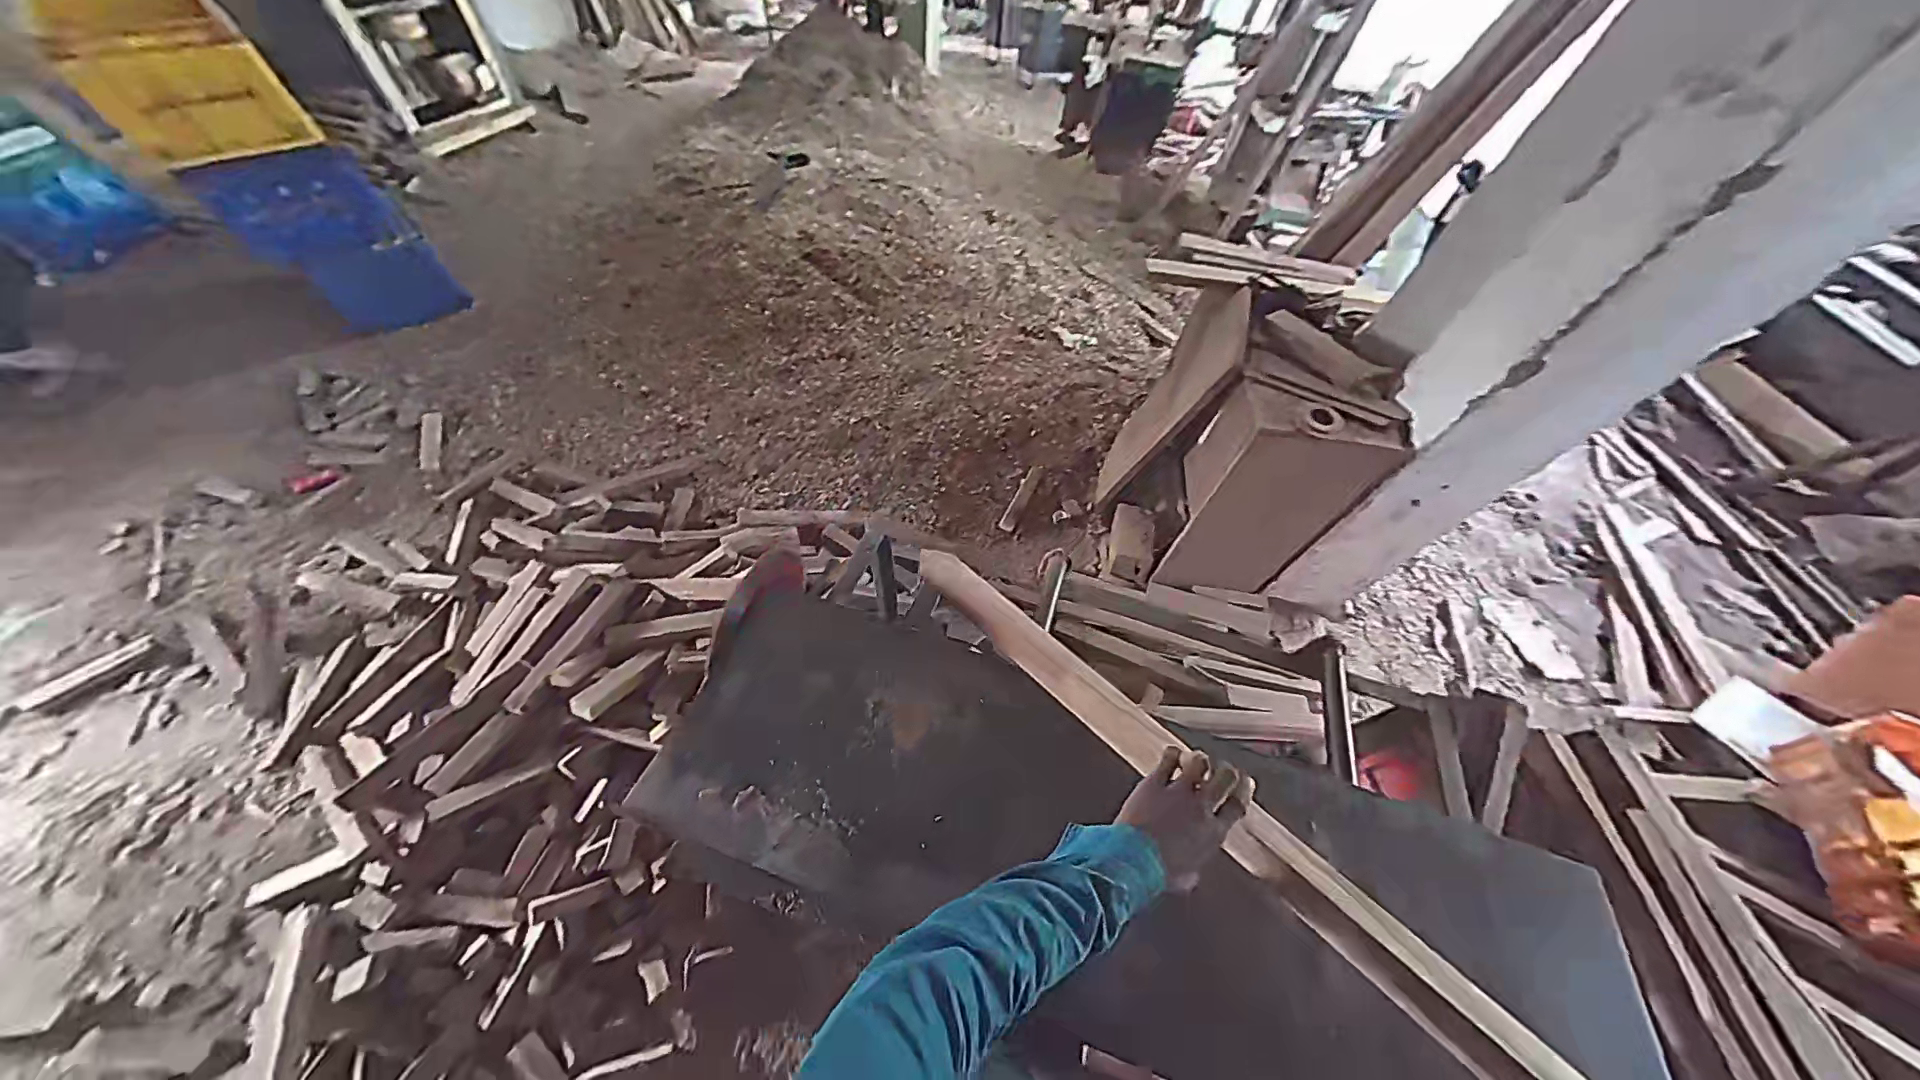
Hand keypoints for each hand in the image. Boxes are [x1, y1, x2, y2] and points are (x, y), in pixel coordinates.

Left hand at [1113, 747, 1252, 892]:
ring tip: (1194, 761)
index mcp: (1214, 833)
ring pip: (1200, 763)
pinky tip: (1172, 754)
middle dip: (1226, 770)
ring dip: (1199, 760)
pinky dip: (1173, 753)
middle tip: (1222, 768)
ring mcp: (1178, 793)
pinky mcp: (1155, 783)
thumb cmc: (1158, 874)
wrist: (1133, 861)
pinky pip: (1169, 759)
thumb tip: (1191, 873)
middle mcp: (1201, 809)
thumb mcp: (1186, 877)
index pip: (1238, 804)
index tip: (1244, 781)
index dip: (1244, 790)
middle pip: (1226, 778)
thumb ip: (1193, 868)